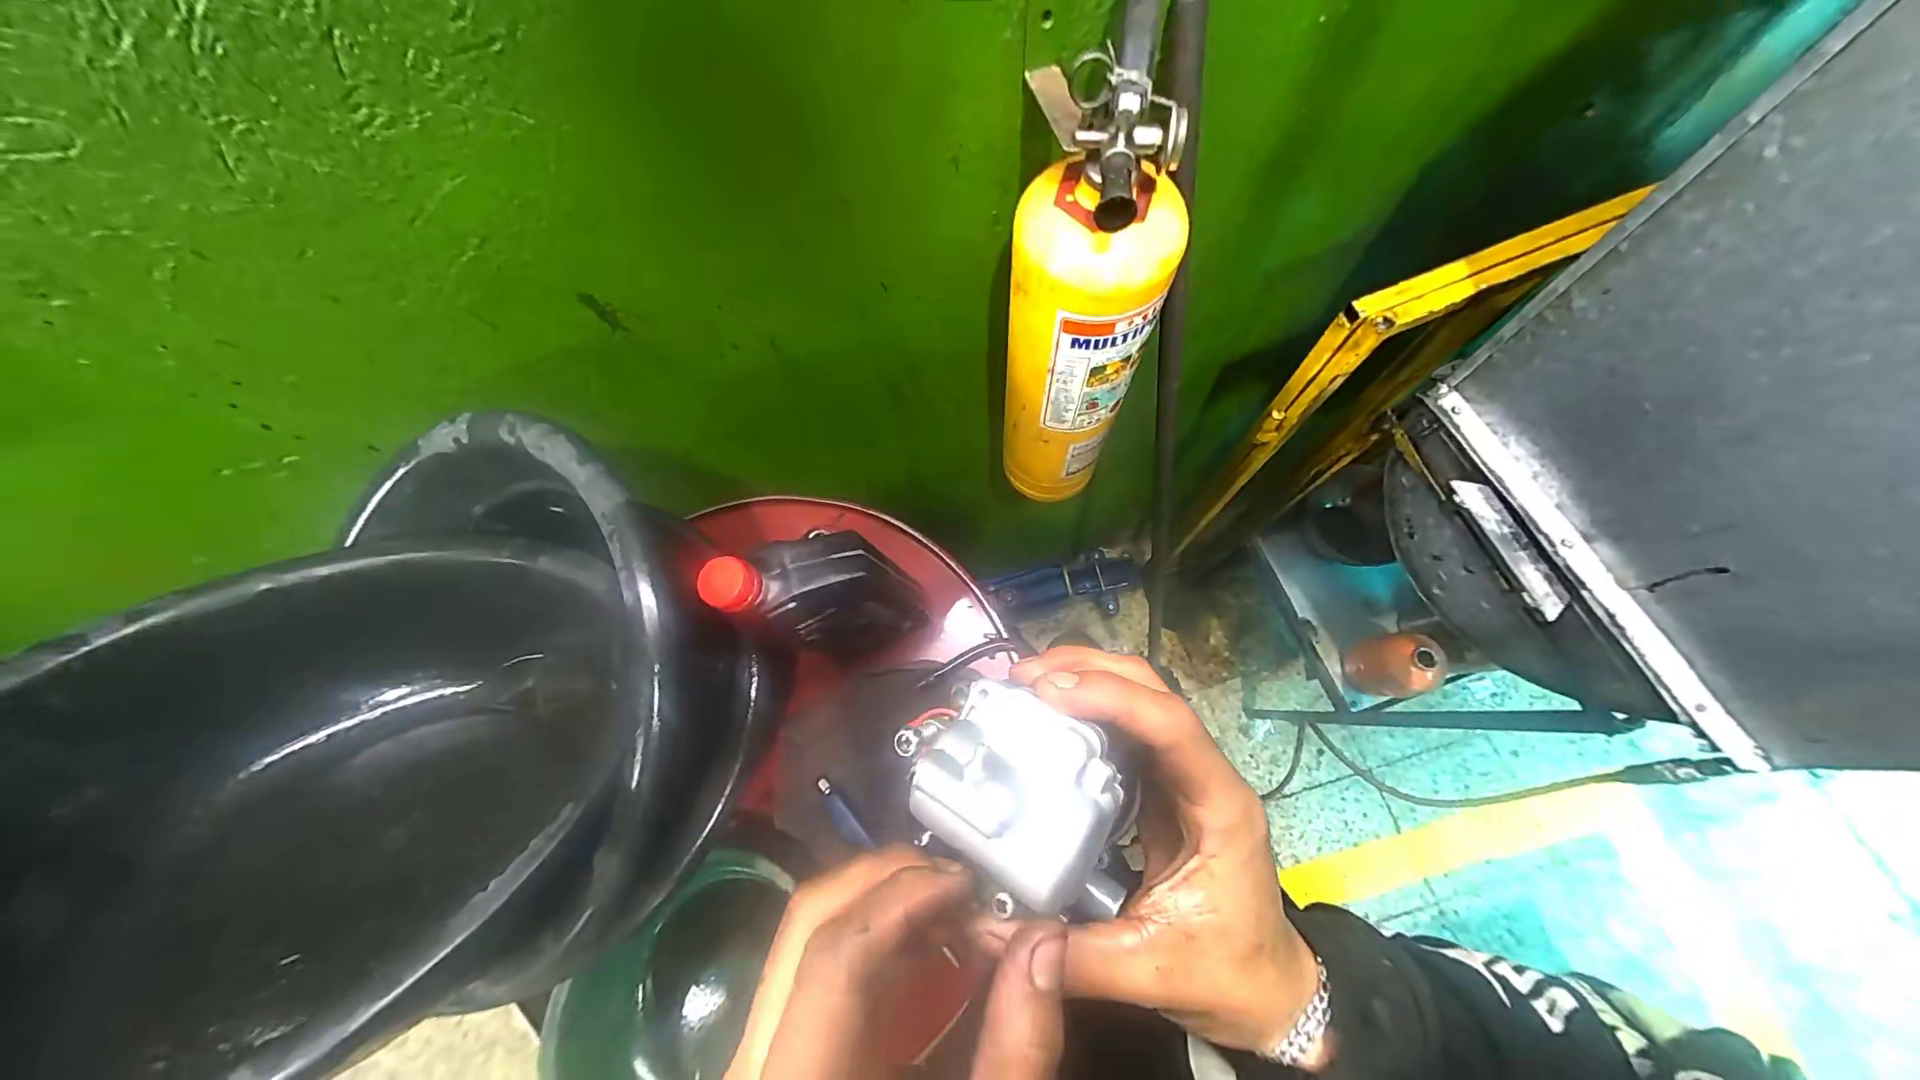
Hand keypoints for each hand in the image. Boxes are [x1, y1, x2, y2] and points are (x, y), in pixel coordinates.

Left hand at [726, 847, 1064, 1079]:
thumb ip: (1016, 1050)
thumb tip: (1046, 943)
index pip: (838, 955)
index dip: (906, 899)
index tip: (971, 882)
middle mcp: (758, 1061)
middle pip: (812, 921)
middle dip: (894, 882)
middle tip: (966, 886)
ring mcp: (759, 1052)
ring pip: (811, 933)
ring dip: (891, 906)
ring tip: (958, 916)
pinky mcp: (778, 1050)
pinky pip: (820, 965)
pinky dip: (881, 942)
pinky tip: (929, 953)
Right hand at [973, 647, 1322, 1058]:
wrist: (1268, 987)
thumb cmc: (1229, 972)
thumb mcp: (1155, 970)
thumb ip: (1080, 956)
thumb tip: (996, 933)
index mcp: (1218, 803)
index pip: (1170, 724)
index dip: (1111, 697)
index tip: (1049, 691)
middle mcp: (1201, 772)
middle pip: (1152, 689)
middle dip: (1088, 669)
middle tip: (1025, 675)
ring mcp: (1181, 773)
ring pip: (1137, 697)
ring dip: (1084, 679)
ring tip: (1028, 683)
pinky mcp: (1160, 785)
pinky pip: (1121, 729)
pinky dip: (1084, 710)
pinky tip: (1047, 717)